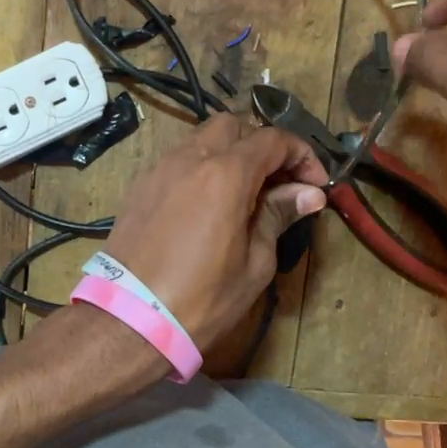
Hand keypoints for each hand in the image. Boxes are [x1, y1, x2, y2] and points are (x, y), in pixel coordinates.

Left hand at [101, 114, 327, 348]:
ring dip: (228, 153)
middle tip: (278, 183)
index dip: (302, 155)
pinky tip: (206, 203)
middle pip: (233, 126)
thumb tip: (309, 193)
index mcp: (225, 174)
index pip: (273, 140)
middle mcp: (190, 158)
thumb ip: (278, 217)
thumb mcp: (254, 263)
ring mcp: (158, 170)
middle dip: (262, 145)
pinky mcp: (138, 188)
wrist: (131, 321)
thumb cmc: (202, 299)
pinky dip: (199, 168)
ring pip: (200, 139)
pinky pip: (176, 161)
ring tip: (243, 192)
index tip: (315, 184)